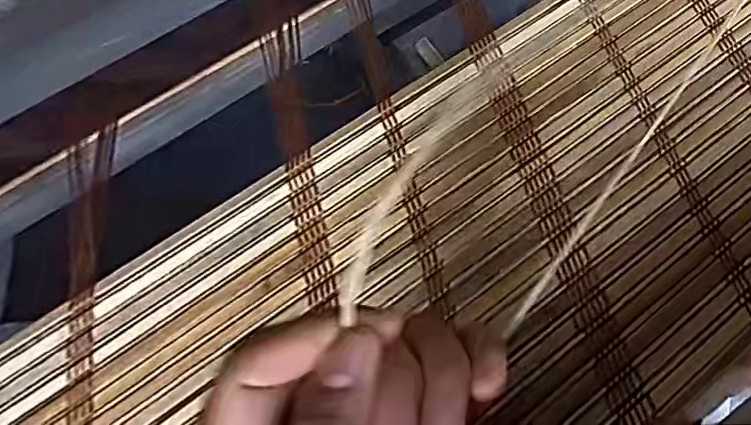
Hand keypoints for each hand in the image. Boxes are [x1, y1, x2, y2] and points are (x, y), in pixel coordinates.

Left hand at [202, 311, 506, 424]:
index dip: (319, 334)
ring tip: (451, 421)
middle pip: (358, 339)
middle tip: (419, 421)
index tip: (374, 342)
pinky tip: (489, 385)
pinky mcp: (436, 390)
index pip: (261, 358)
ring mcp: (381, 394)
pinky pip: (463, 344)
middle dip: (405, 374)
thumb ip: (329, 423)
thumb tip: (355, 337)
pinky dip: (482, 355)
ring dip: (450, 371)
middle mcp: (320, 402)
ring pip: (418, 333)